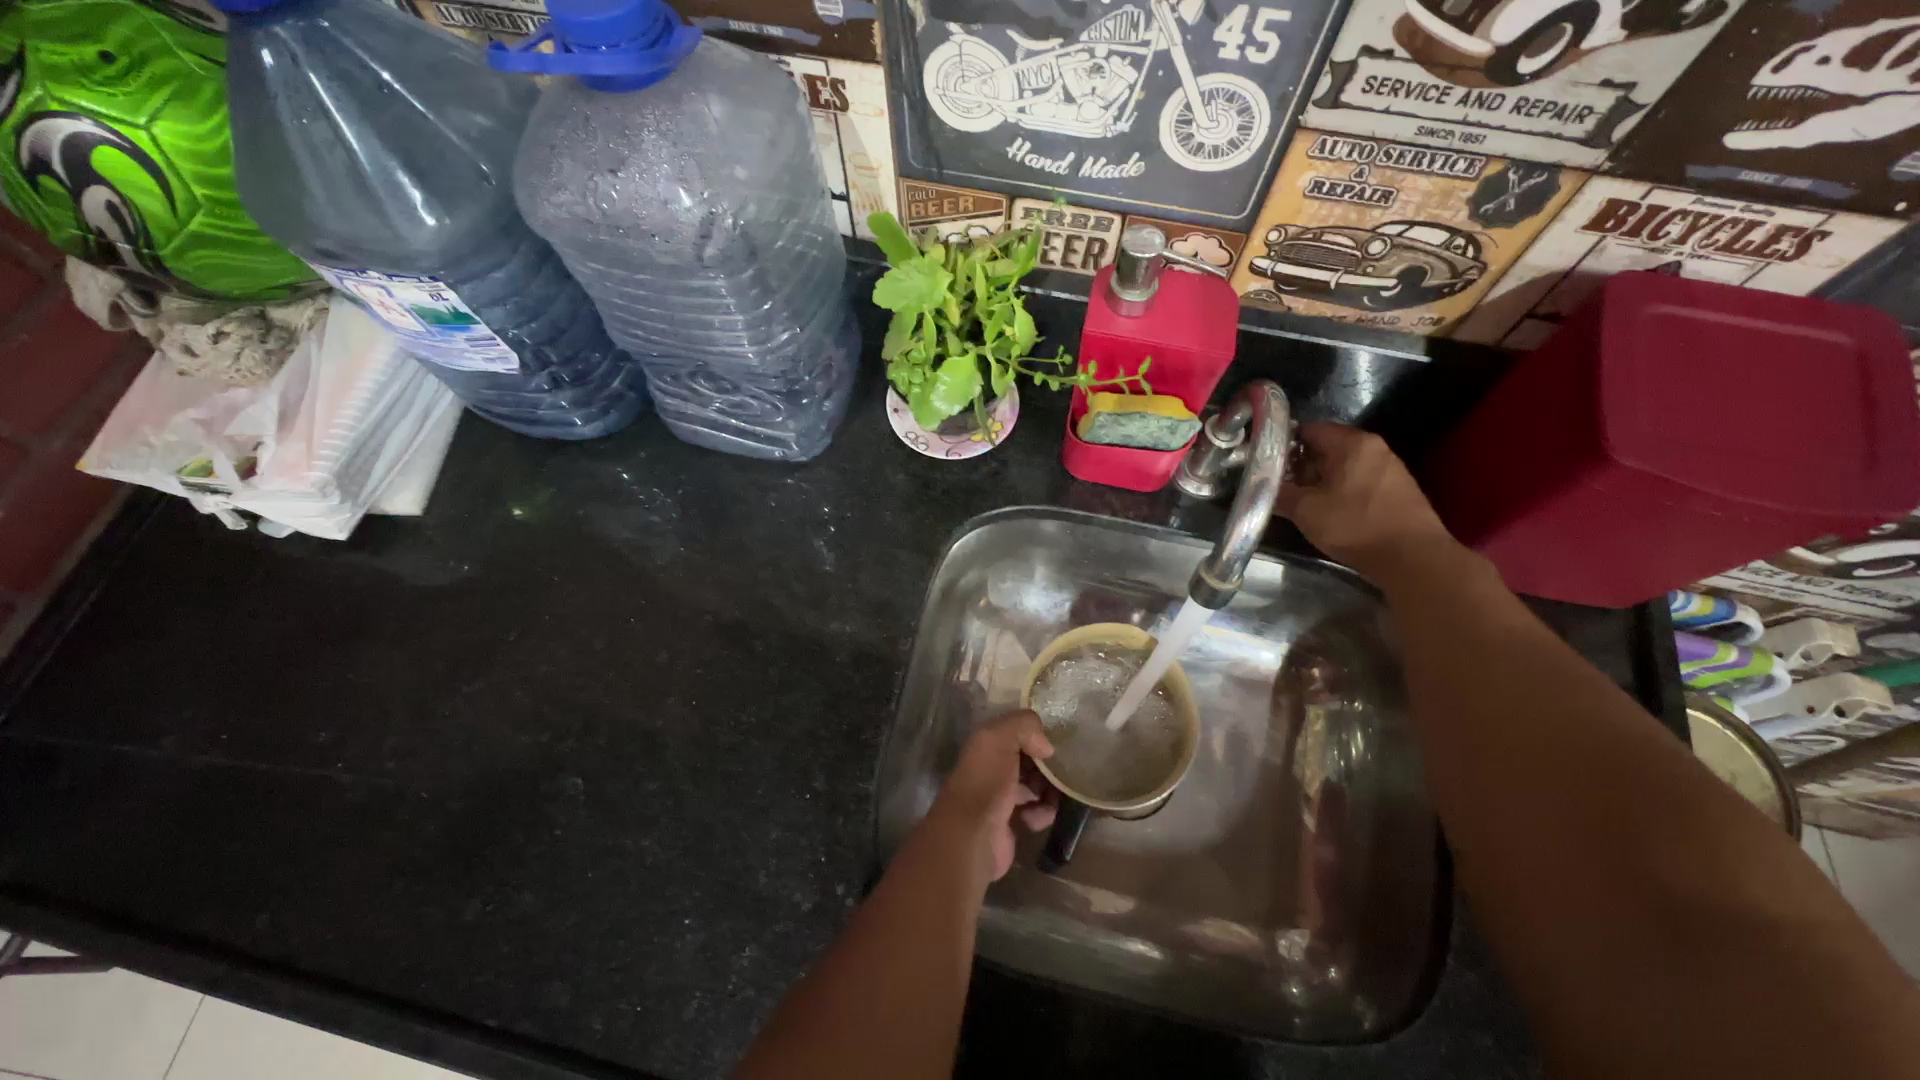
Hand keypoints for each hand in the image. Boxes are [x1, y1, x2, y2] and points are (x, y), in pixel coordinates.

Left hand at [931, 710, 1056, 881]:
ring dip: (1048, 790)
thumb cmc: (985, 781)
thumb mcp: (998, 738)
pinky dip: (1042, 813)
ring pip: (1035, 786)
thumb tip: (1046, 747)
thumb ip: (1023, 726)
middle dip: (1047, 765)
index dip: (1035, 733)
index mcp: (984, 746)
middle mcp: (991, 768)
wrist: (972, 836)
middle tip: (1062, 770)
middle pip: (1029, 760)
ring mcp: (1000, 797)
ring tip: (1053, 796)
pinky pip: (1037, 812)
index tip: (1057, 740)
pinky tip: (1036, 818)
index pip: (1014, 732)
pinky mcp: (1011, 823)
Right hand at [1277, 422, 1457, 581]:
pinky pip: (1359, 481)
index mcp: (1352, 443)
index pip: (1309, 429)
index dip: (1283, 445)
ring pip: (1343, 466)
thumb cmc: (1356, 526)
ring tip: (1302, 504)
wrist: (1413, 558)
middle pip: (1327, 447)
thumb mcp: (1306, 511)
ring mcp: (1390, 468)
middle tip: (1280, 487)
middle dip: (1301, 466)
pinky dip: (1341, 491)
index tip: (1265, 465)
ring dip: (1321, 481)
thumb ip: (1279, 494)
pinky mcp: (1397, 490)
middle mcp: (1374, 447)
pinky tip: (1331, 513)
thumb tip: (1260, 487)